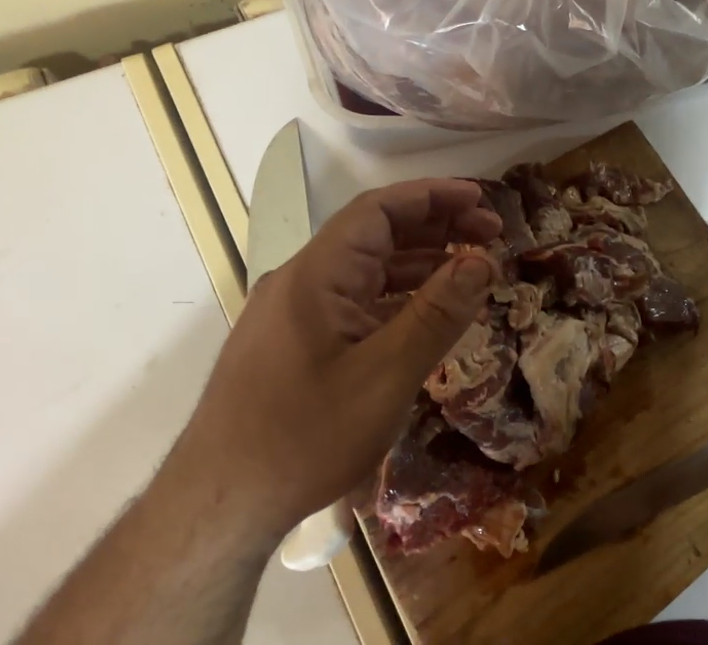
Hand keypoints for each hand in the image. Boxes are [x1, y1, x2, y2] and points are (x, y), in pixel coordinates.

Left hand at [157, 180, 502, 546]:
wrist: (217, 511)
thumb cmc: (304, 439)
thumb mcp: (386, 375)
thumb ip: (438, 313)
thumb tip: (482, 260)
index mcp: (316, 276)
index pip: (378, 210)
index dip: (433, 196)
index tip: (482, 201)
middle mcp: (300, 283)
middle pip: (373, 234)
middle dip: (435, 226)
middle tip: (490, 234)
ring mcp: (292, 316)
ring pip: (365, 269)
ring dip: (420, 262)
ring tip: (471, 269)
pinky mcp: (292, 346)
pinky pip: (354, 302)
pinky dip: (397, 296)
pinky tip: (428, 312)